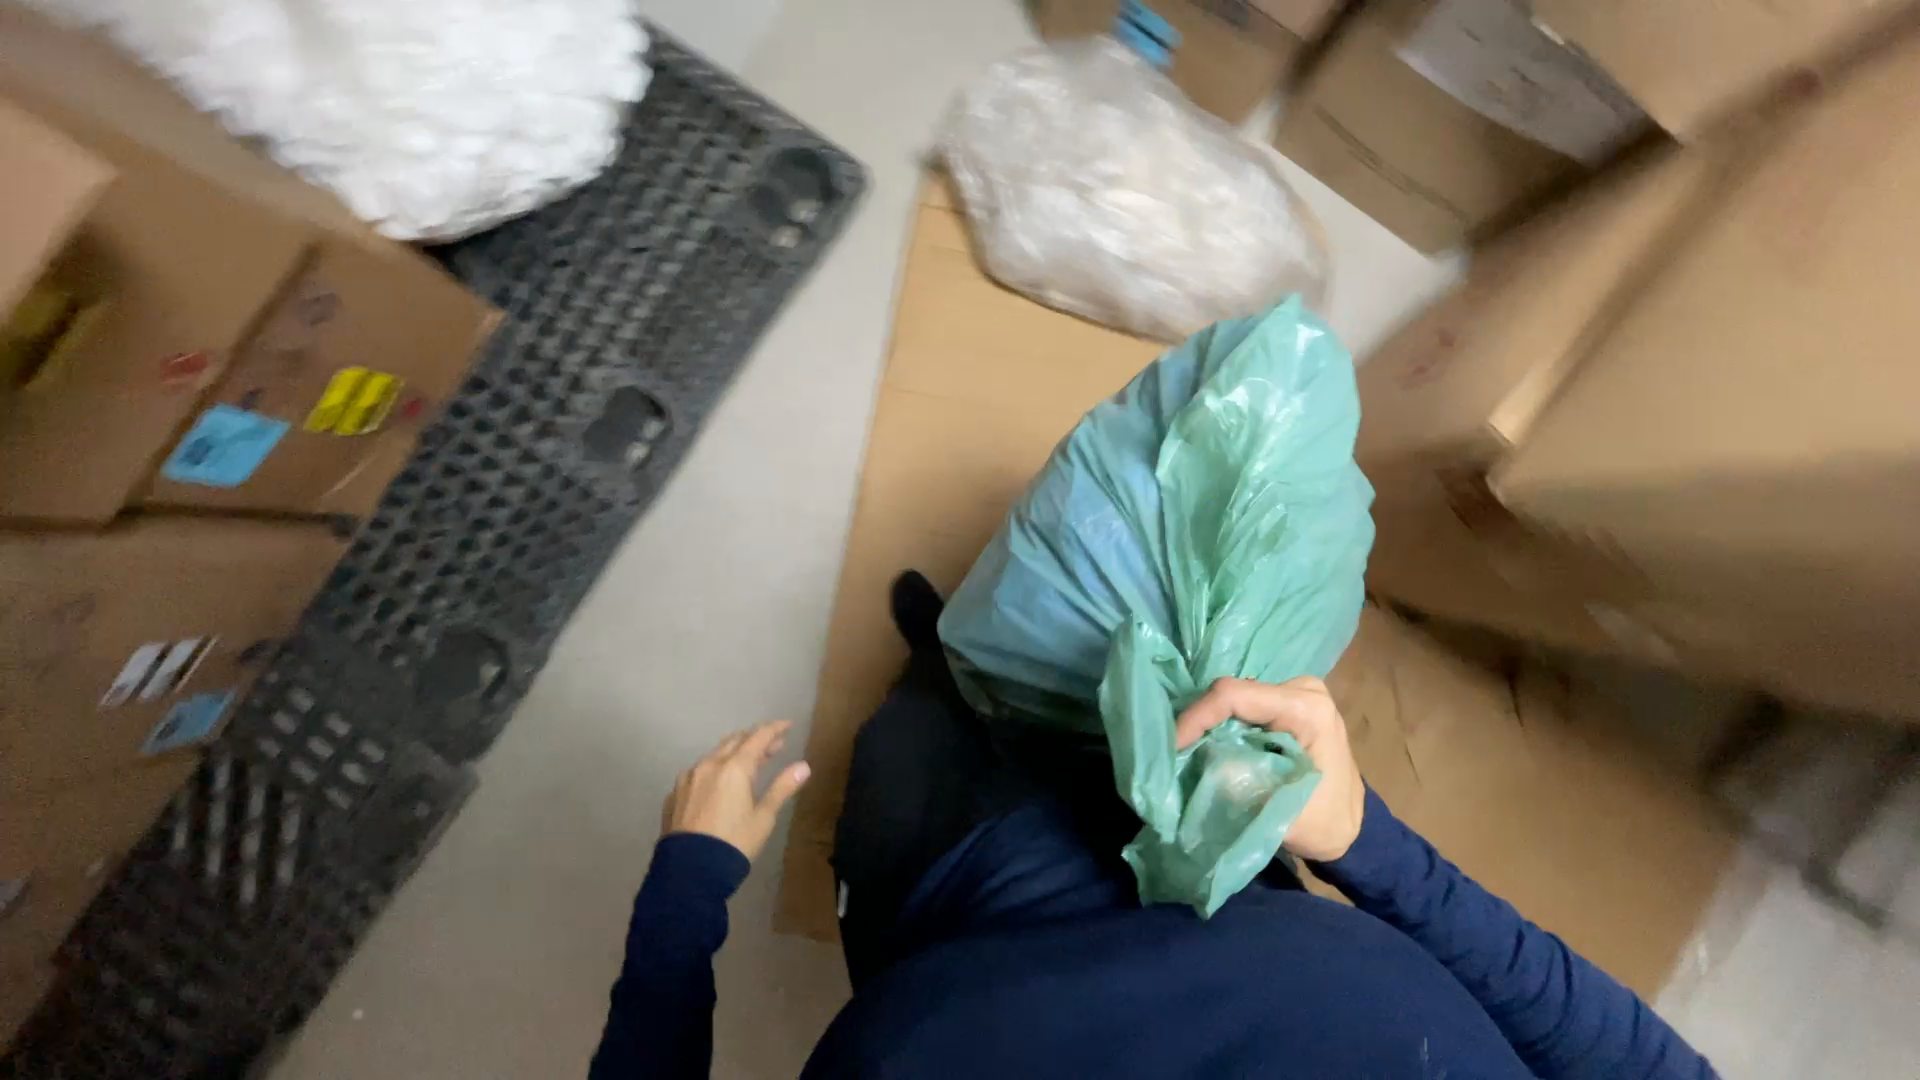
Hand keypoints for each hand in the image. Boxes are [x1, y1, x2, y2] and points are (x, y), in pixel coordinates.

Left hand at [661, 720, 810, 860]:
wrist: (688, 873)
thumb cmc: (733, 844)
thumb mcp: (763, 817)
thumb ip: (782, 787)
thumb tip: (803, 766)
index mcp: (734, 768)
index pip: (758, 737)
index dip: (774, 729)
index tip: (787, 725)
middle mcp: (709, 765)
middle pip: (735, 740)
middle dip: (756, 739)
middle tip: (774, 745)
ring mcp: (688, 778)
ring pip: (715, 754)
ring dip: (734, 752)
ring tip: (748, 762)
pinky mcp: (675, 794)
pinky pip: (699, 771)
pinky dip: (715, 769)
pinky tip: (719, 783)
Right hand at [1174, 676, 1365, 861]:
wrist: (1354, 829)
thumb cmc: (1325, 822)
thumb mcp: (1281, 811)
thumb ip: (1238, 784)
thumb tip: (1196, 764)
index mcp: (1306, 708)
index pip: (1234, 695)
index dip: (1196, 717)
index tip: (1172, 747)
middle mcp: (1300, 689)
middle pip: (1230, 693)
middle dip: (1199, 722)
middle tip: (1177, 753)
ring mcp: (1293, 692)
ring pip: (1232, 698)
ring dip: (1208, 725)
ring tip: (1189, 752)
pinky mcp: (1284, 702)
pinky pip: (1240, 706)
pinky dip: (1220, 726)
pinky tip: (1210, 748)